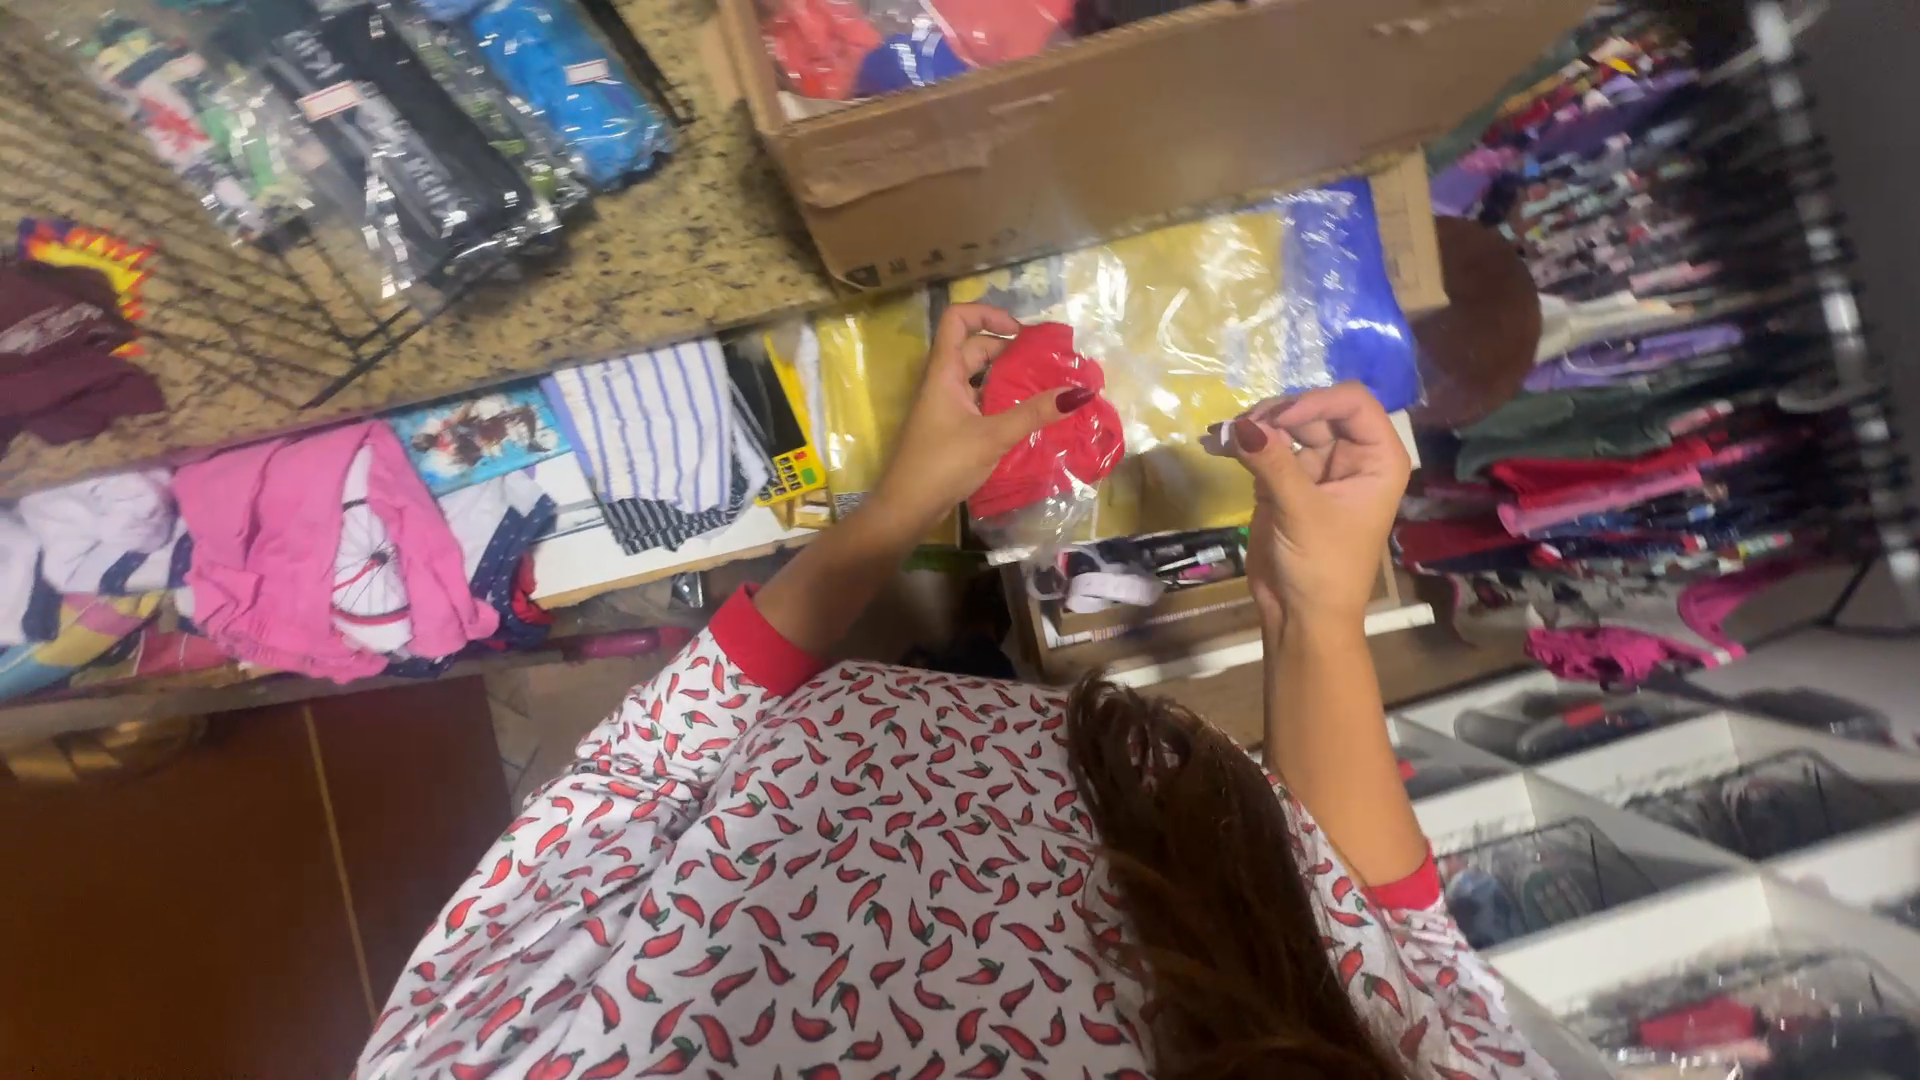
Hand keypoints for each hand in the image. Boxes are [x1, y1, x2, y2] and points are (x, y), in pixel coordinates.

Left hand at [873, 303, 1091, 530]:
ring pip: (979, 379)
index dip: (988, 313)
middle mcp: (942, 383)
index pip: (958, 318)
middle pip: (975, 349)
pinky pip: (979, 404)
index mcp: (944, 372)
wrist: (907, 508)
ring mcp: (945, 407)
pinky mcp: (951, 430)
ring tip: (1044, 388)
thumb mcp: (993, 436)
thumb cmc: (943, 464)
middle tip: (1046, 364)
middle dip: (1009, 350)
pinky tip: (1026, 417)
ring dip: (1008, 379)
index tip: (1020, 333)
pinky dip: (1001, 403)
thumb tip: (1079, 392)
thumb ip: (1034, 413)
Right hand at [1203, 383, 1410, 632]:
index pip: (1352, 404)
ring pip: (1284, 428)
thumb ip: (1272, 462)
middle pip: (1314, 411)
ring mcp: (1314, 468)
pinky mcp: (1282, 482)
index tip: (1273, 421)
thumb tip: (1237, 424)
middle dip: (1275, 414)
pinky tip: (1214, 443)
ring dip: (1252, 426)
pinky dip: (1239, 444)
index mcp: (1376, 458)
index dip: (1313, 402)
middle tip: (1238, 428)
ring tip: (1219, 434)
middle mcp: (1349, 456)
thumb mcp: (1301, 512)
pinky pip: (1263, 451)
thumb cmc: (1322, 566)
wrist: (1300, 614)